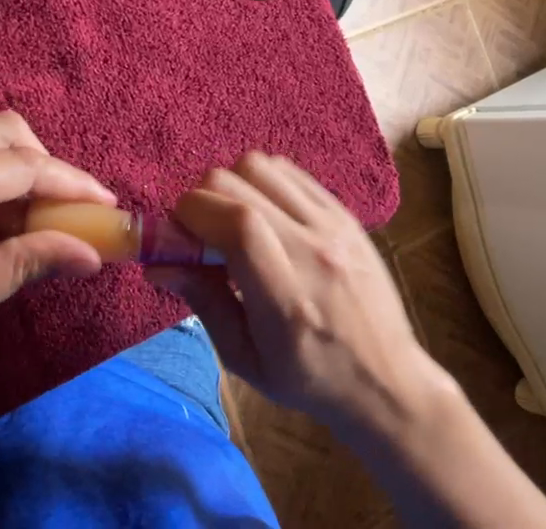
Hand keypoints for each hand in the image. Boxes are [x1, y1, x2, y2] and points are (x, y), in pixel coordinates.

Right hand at [147, 153, 448, 438]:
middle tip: (202, 233)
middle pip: (237, 183)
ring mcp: (335, 226)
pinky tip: (262, 213)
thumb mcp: (245, 358)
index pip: (237, 224)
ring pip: (259, 165)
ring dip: (231, 185)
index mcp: (287, 300)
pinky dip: (261, 181)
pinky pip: (288, 170)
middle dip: (202, 200)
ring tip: (232, 220)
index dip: (192, 214)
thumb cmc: (308, 379)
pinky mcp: (345, 213)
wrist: (388, 381)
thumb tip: (157, 263)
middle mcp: (315, 252)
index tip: (179, 235)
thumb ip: (203, 302)